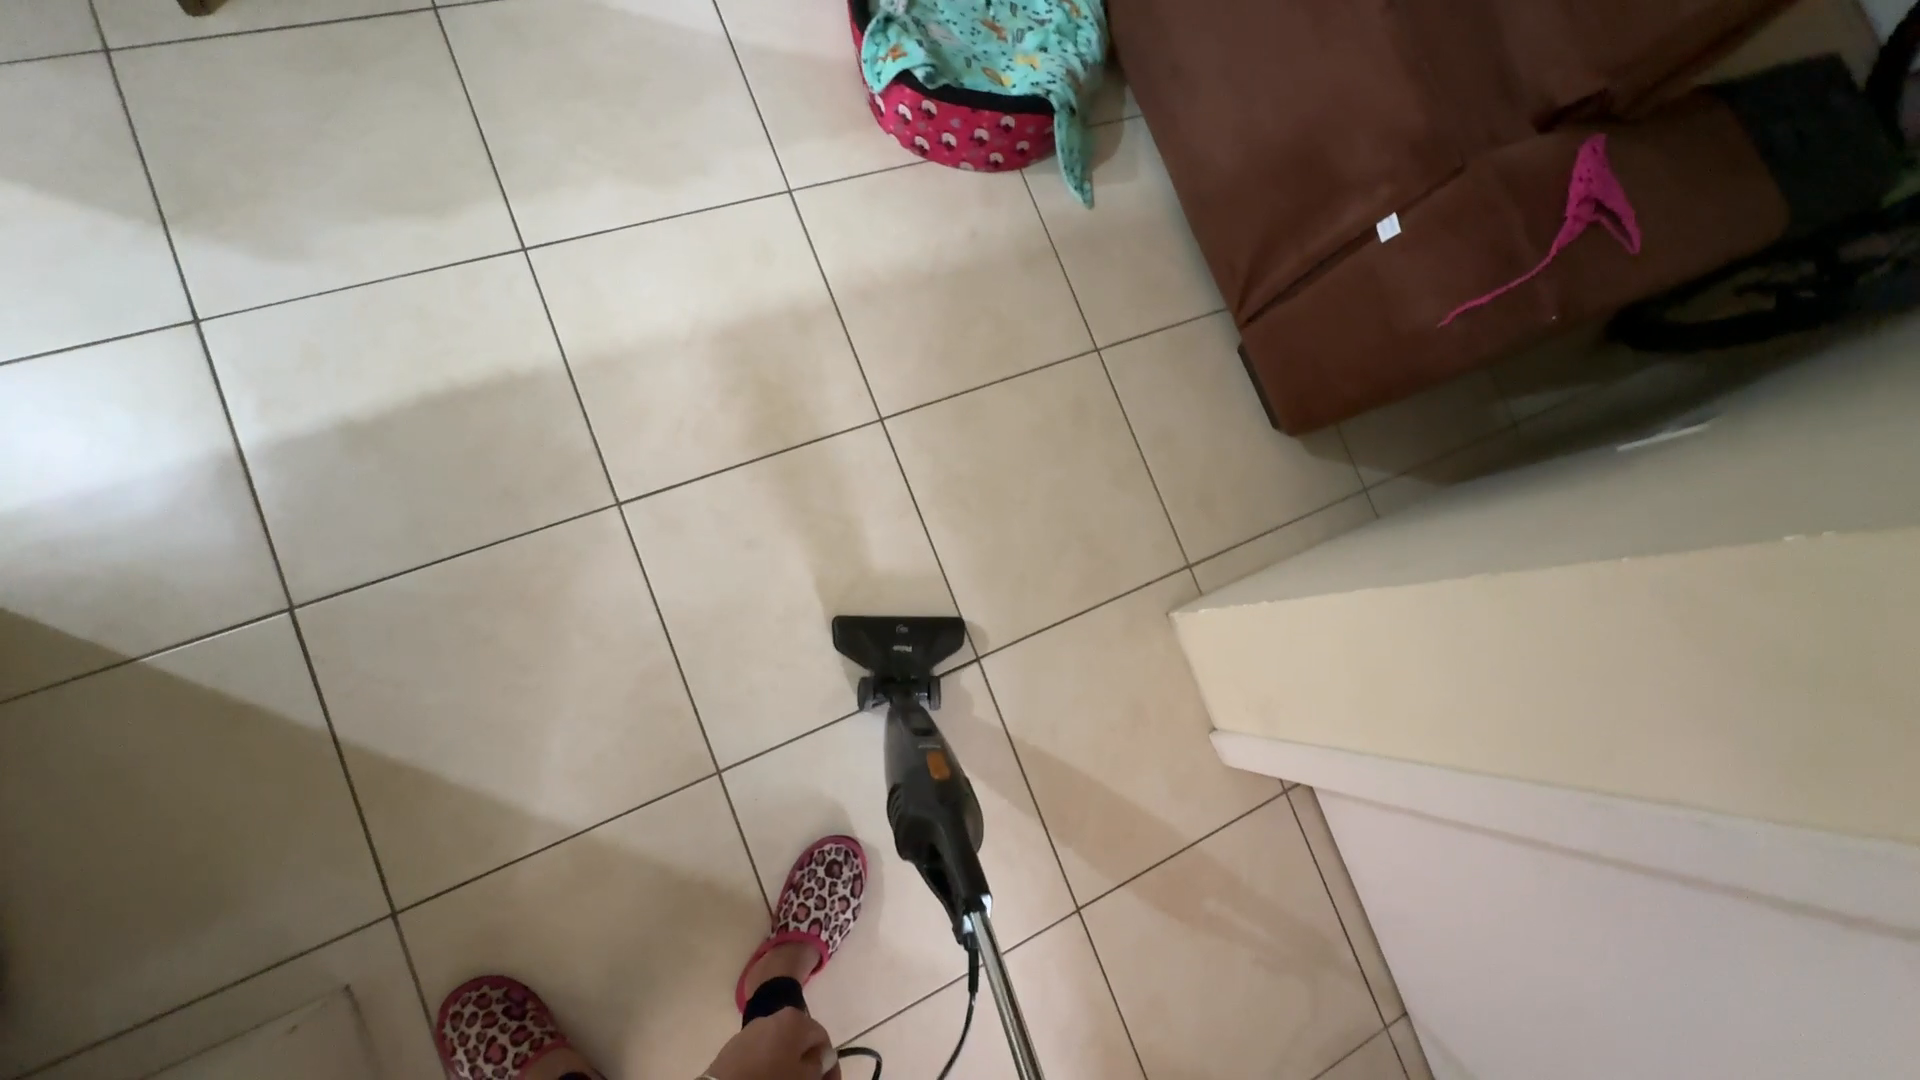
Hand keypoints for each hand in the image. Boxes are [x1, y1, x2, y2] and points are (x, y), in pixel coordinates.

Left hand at [704, 1007, 840, 1079]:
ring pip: (780, 1048)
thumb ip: (818, 1066)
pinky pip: (762, 1055)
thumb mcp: (804, 1078)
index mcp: (796, 1020)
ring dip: (788, 1065)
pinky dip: (769, 1067)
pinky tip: (768, 1078)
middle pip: (801, 1042)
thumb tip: (821, 1059)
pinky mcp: (735, 1047)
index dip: (830, 1065)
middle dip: (808, 1064)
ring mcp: (752, 1031)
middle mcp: (775, 1017)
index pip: (823, 1039)